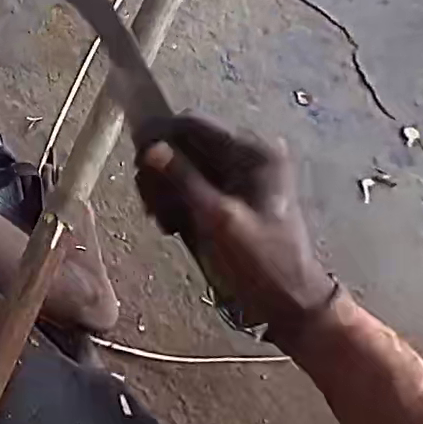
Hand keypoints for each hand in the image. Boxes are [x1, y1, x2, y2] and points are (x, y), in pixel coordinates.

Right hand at [134, 114, 337, 341]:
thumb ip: (183, 178)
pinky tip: (172, 223)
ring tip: (163, 219)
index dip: (159, 137)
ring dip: (163, 189)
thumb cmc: (258, 258)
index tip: (136, 163)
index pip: (192, 124)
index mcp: (252, 152)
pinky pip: (187, 182)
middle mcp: (245, 154)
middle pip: (182, 143)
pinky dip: (173, 199)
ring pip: (179, 163)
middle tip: (150, 204)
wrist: (286, 298)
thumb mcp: (217, 217)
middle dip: (159, 171)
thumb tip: (150, 147)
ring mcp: (236, 173)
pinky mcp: (227, 192)